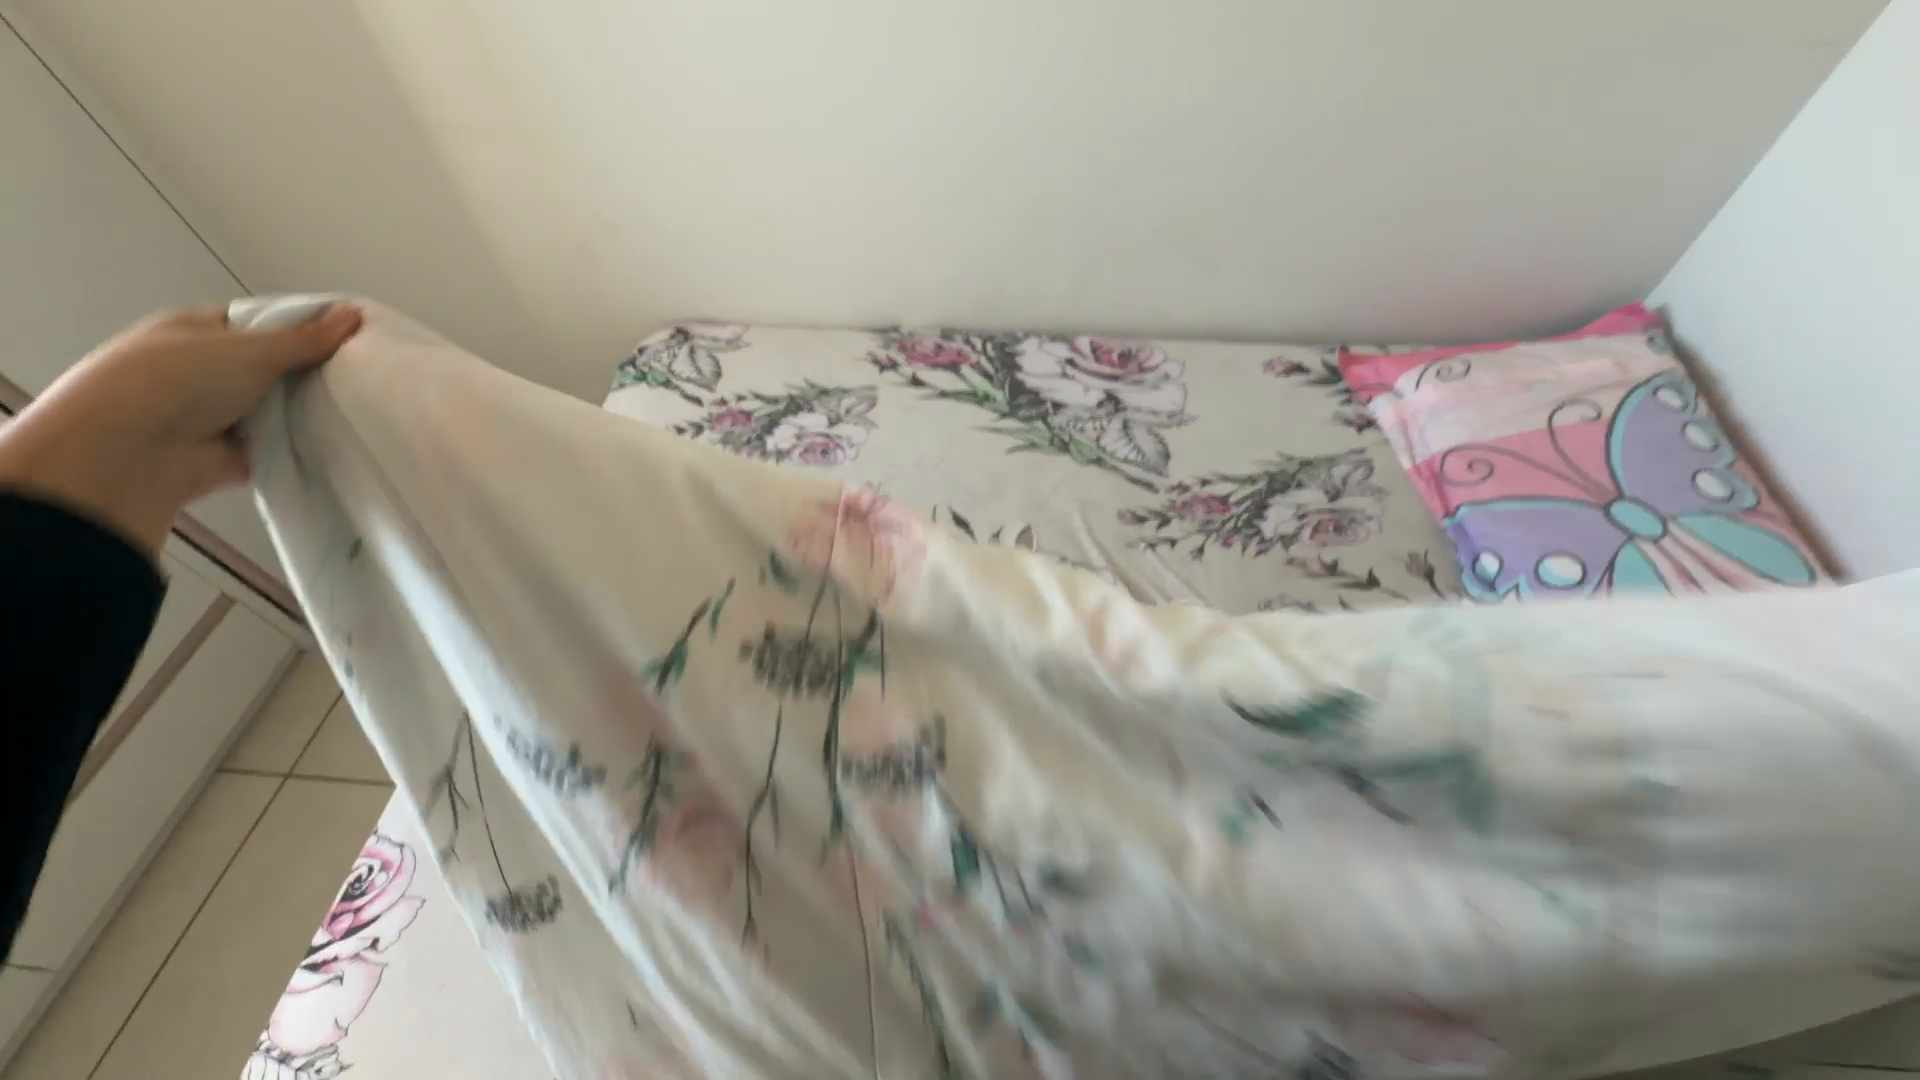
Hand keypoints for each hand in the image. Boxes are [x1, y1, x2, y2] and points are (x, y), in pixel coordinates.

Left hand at [0, 303, 361, 554]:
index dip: (313, 326)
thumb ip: (306, 338)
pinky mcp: (243, 448)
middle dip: (320, 369)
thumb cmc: (177, 381)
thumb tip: (353, 314)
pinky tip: (350, 436)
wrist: (132, 453)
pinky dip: (311, 440)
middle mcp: (212, 368)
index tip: (358, 335)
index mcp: (202, 331)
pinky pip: (289, 439)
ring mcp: (226, 409)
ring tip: (370, 404)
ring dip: (317, 407)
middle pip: (283, 364)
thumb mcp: (248, 349)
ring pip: (289, 403)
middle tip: (371, 372)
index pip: (269, 322)